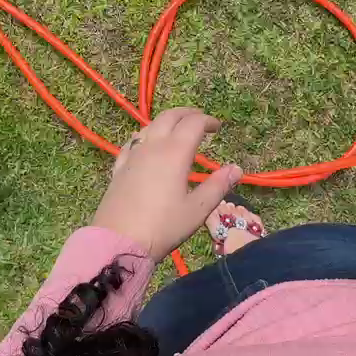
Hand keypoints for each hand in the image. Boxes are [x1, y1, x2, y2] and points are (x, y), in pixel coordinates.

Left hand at [91, 107, 243, 258]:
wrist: (118, 241)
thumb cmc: (163, 226)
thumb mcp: (197, 209)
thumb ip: (218, 186)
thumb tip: (237, 168)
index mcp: (175, 153)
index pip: (193, 124)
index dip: (208, 121)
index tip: (218, 127)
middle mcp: (152, 146)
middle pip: (169, 117)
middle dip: (187, 114)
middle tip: (200, 120)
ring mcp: (132, 155)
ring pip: (149, 125)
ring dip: (166, 121)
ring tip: (177, 129)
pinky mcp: (119, 168)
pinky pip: (132, 142)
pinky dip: (145, 135)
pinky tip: (144, 142)